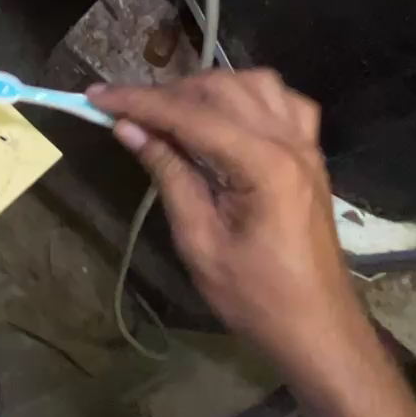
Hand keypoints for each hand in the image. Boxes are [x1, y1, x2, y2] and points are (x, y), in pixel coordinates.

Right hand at [90, 70, 359, 374]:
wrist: (320, 333)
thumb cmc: (256, 298)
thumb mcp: (198, 240)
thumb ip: (167, 173)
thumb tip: (127, 128)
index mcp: (262, 165)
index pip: (187, 115)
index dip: (137, 101)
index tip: (95, 96)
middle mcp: (288, 142)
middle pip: (218, 89)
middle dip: (166, 93)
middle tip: (126, 113)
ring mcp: (305, 145)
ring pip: (253, 83)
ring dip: (208, 89)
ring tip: (173, 112)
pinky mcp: (311, 156)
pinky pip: (284, 102)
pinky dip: (250, 97)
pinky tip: (228, 116)